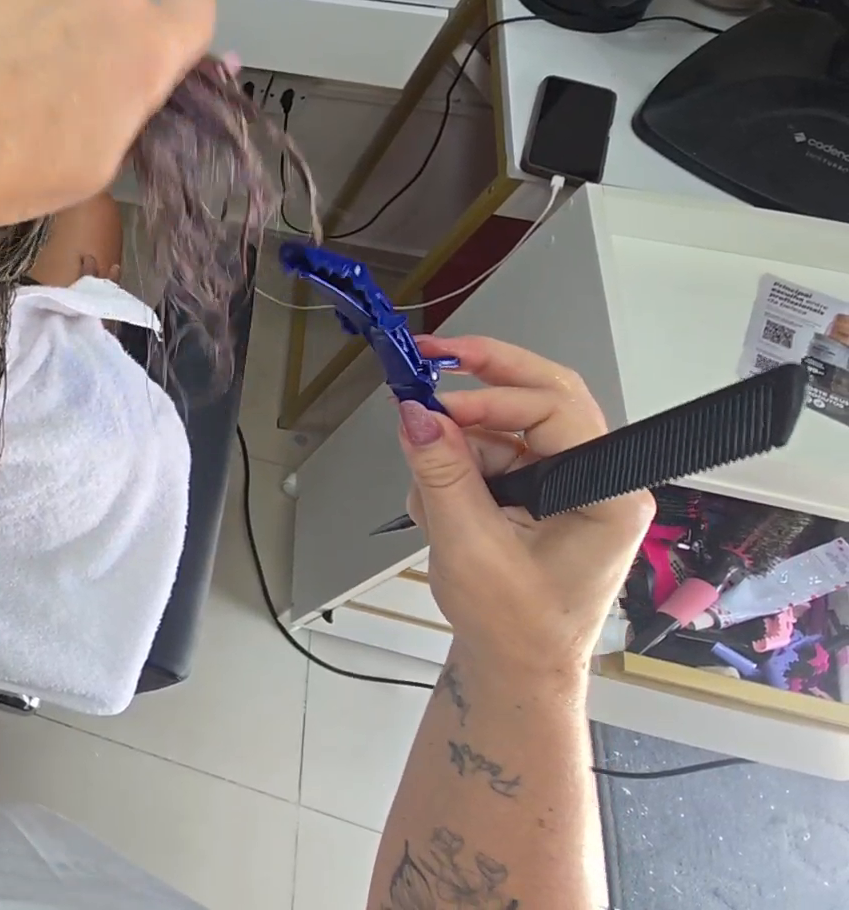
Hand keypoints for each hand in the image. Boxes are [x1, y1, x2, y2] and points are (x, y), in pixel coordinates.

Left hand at [0, 0, 218, 227]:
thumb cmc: (7, 173)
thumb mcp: (93, 169)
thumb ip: (131, 110)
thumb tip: (138, 81)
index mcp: (146, 47)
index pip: (193, 11)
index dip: (163, 37)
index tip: (127, 62)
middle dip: (87, 27)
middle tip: (36, 76)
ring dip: (36, 3)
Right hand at [396, 336, 654, 675]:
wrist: (513, 664)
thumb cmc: (511, 620)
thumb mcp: (469, 545)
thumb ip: (441, 474)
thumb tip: (412, 413)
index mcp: (606, 492)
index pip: (556, 411)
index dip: (491, 397)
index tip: (428, 404)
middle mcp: (592, 477)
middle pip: (541, 397)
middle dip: (484, 374)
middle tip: (427, 354)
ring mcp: (559, 483)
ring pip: (497, 431)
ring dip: (452, 453)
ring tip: (428, 507)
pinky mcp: (529, 492)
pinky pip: (481, 457)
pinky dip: (447, 473)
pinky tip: (435, 513)